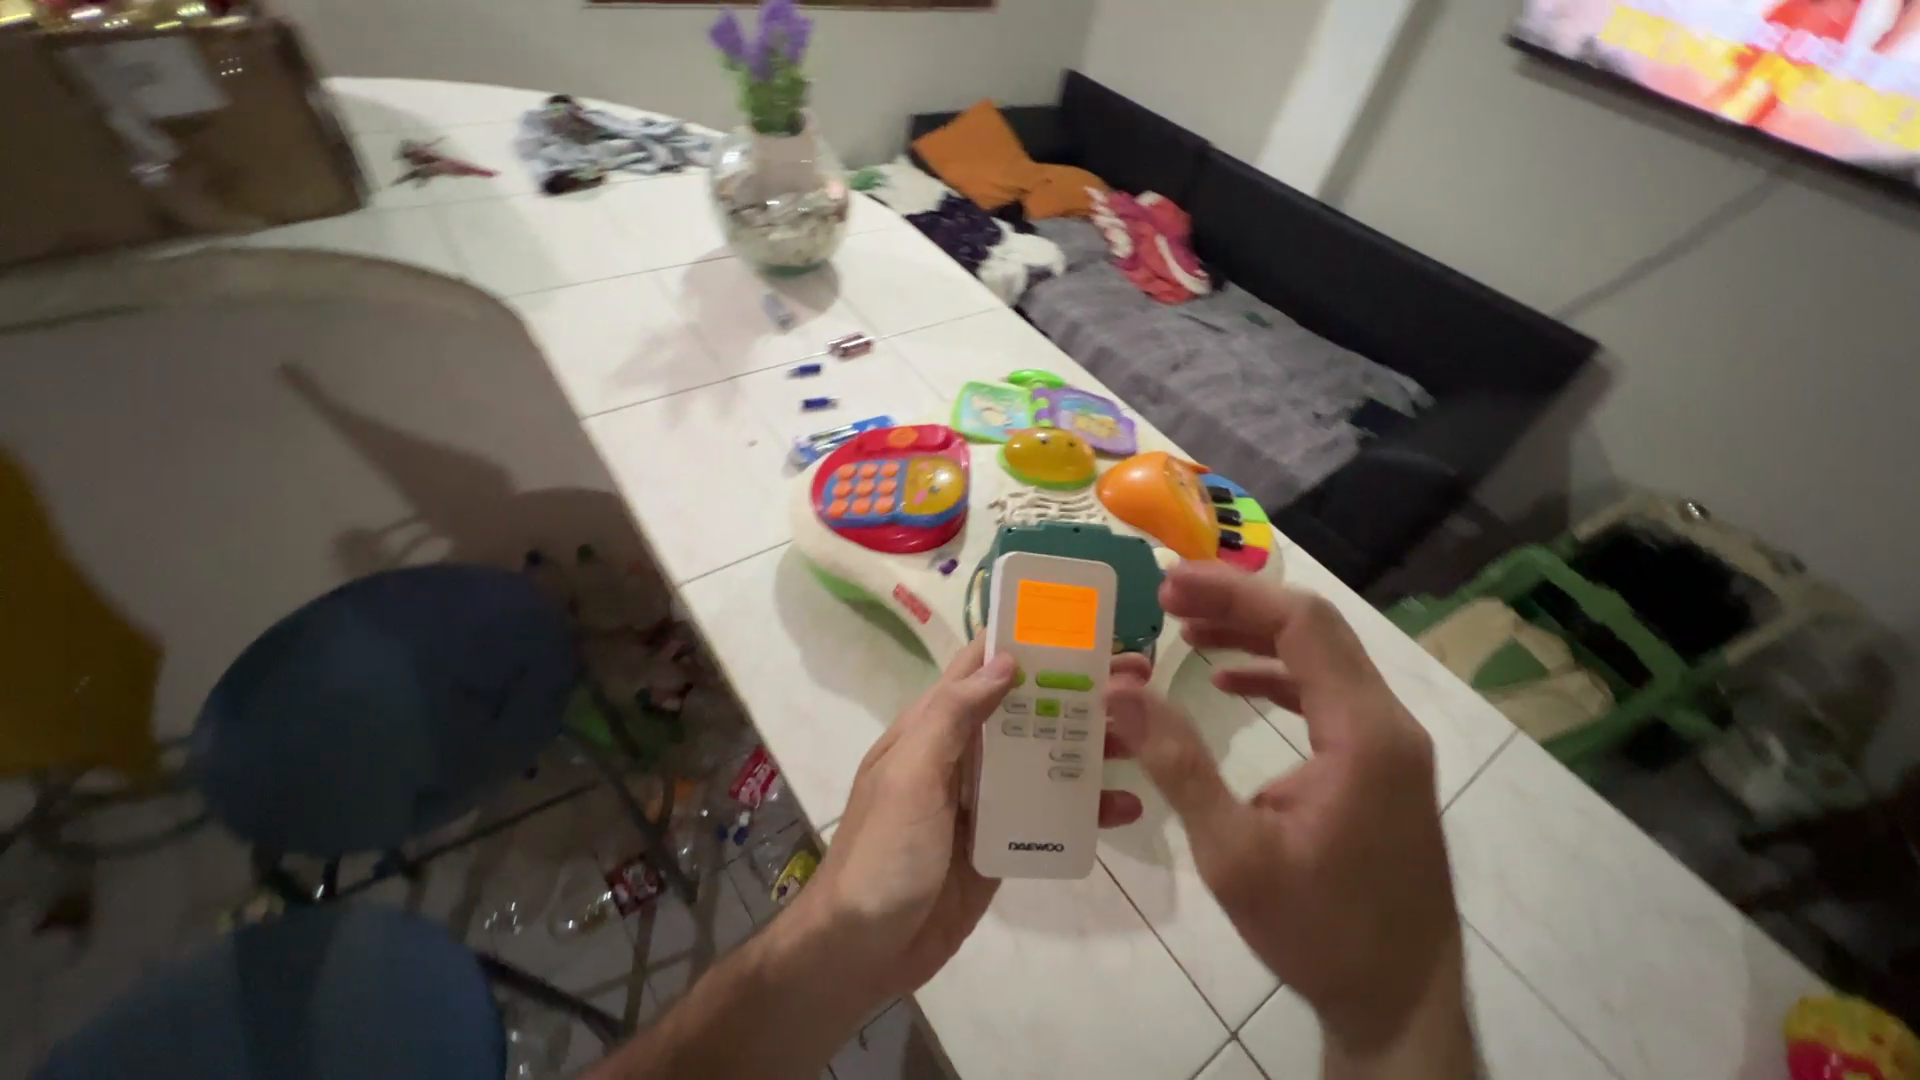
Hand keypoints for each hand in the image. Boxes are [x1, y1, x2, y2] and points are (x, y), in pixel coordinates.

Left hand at [801, 638, 1147, 1003]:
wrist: (866, 950)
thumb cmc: (883, 854)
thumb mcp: (910, 777)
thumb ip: (952, 717)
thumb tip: (1003, 660)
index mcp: (933, 726)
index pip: (981, 667)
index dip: (1027, 642)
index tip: (1082, 629)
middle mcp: (963, 752)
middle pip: (1025, 708)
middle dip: (1076, 690)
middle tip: (1138, 679)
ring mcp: (985, 797)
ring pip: (1043, 756)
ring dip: (1088, 744)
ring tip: (1145, 737)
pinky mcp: (1003, 839)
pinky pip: (1049, 811)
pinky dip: (1084, 805)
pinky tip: (1125, 808)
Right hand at [1105, 561, 1463, 1057]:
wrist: (1401, 1001)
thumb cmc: (1319, 931)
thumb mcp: (1233, 853)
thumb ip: (1177, 763)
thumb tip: (1118, 688)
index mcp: (1363, 733)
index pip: (1301, 625)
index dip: (1232, 595)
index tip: (1167, 587)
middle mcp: (1386, 723)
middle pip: (1313, 630)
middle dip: (1237, 605)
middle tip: (1166, 599)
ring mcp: (1389, 743)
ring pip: (1320, 657)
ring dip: (1254, 637)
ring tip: (1186, 630)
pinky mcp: (1379, 763)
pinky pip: (1324, 694)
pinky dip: (1274, 675)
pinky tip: (1227, 681)